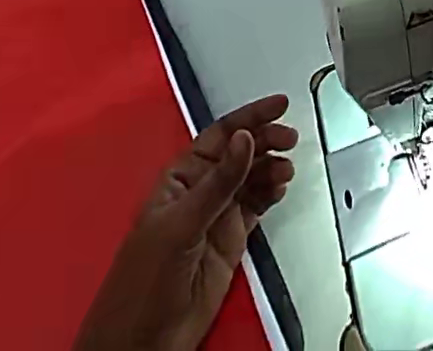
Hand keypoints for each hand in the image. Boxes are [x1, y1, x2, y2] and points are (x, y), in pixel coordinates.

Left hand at [74, 94, 298, 350]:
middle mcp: (201, 189)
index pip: (221, 134)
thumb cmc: (144, 281)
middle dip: (266, 140)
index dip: (251, 117)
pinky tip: (280, 187)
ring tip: (286, 169)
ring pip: (251, 177)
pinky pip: (256, 204)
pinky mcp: (231, 238)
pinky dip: (270, 192)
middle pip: (241, 152)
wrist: (143, 342)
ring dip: (271, 167)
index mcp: (182, 176)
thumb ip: (218, 182)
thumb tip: (245, 139)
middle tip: (289, 139)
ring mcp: (217, 213)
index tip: (278, 106)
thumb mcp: (182, 224)